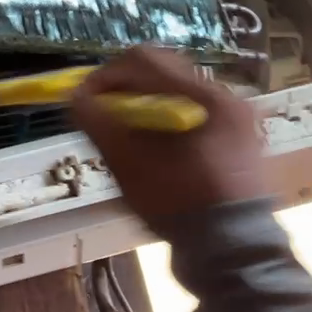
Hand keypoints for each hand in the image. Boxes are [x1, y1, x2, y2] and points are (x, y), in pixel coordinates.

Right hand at [69, 47, 266, 228]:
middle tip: (101, 111)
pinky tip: (149, 142)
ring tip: (123, 130)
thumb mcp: (126, 161)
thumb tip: (74, 97)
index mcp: (204, 97)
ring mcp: (236, 117)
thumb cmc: (178, 201)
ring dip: (141, 101)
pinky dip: (162, 115)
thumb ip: (96, 120)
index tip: (83, 98)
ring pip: (174, 89)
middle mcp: (226, 98)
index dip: (103, 74)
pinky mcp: (237, 136)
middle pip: (160, 70)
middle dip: (122, 87)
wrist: (234, 250)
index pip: (141, 60)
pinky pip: (191, 108)